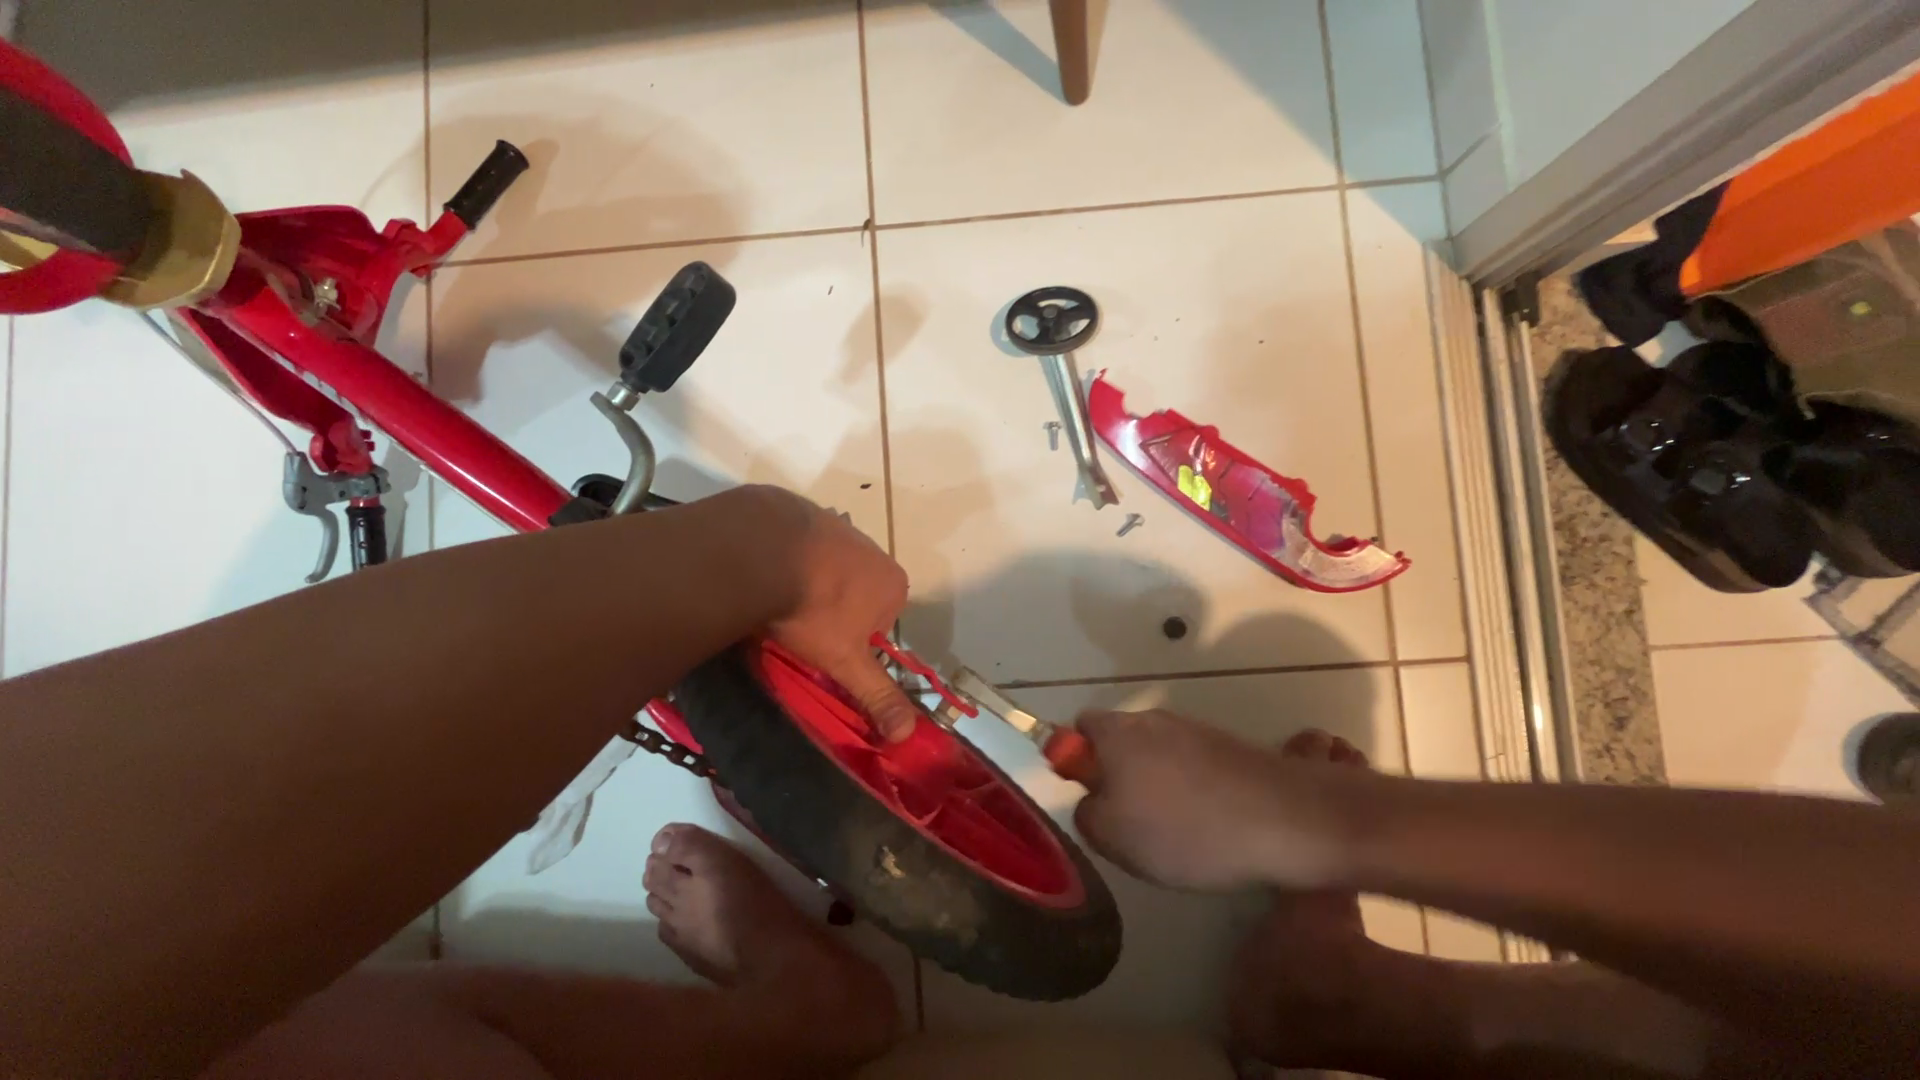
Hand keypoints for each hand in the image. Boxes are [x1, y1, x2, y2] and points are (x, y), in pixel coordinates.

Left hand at [744, 487, 918, 740]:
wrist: (764, 550)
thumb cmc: (814, 610)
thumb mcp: (845, 661)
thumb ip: (876, 695)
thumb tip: (908, 736)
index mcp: (892, 583)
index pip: (883, 620)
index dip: (855, 639)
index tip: (828, 648)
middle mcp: (872, 548)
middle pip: (856, 590)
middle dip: (832, 608)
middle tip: (800, 626)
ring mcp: (837, 525)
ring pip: (825, 565)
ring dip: (808, 581)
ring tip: (778, 601)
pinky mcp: (800, 511)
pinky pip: (796, 542)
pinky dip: (784, 557)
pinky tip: (763, 573)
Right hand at [1071, 710, 1359, 889]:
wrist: (1284, 819)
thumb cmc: (1186, 829)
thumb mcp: (1113, 837)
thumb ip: (1086, 813)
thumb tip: (1093, 800)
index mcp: (1115, 733)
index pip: (1076, 729)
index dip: (1075, 762)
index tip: (1093, 800)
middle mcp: (1150, 720)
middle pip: (1118, 742)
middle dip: (1118, 778)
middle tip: (1128, 825)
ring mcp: (1193, 730)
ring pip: (1156, 756)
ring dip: (1157, 787)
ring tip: (1175, 835)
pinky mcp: (1227, 747)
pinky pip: (1192, 767)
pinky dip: (1192, 792)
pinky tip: (1209, 828)